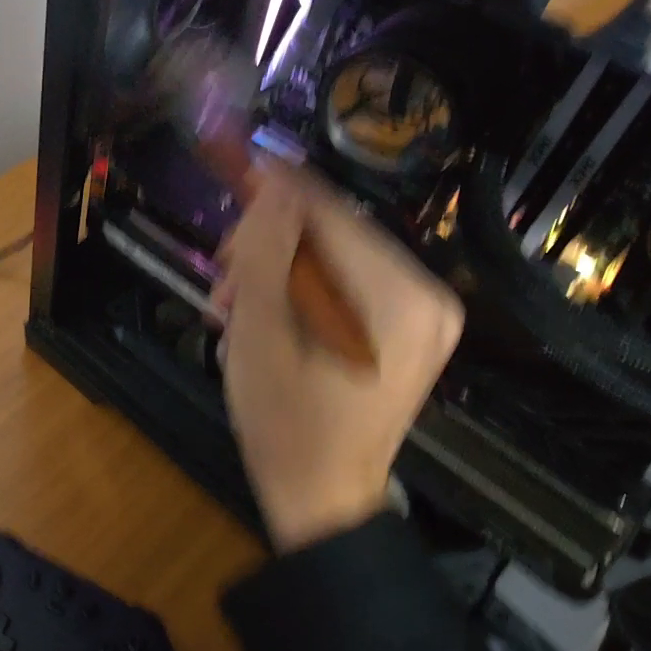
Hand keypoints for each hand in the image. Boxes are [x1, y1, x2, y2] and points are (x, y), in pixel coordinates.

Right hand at [212, 165, 462, 552]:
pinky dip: (303, 287)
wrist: (322, 494)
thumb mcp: (260, 330)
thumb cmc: (285, 420)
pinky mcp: (410, 329)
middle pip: (334, 233)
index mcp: (399, 296)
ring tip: (234, 301)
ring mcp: (425, 314)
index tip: (232, 157)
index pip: (331, 214)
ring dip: (280, 266)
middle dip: (270, 241)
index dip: (277, 186)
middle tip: (223, 271)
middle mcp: (427, 295)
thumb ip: (266, 248)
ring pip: (336, 256)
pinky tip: (266, 311)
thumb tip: (271, 181)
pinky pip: (348, 282)